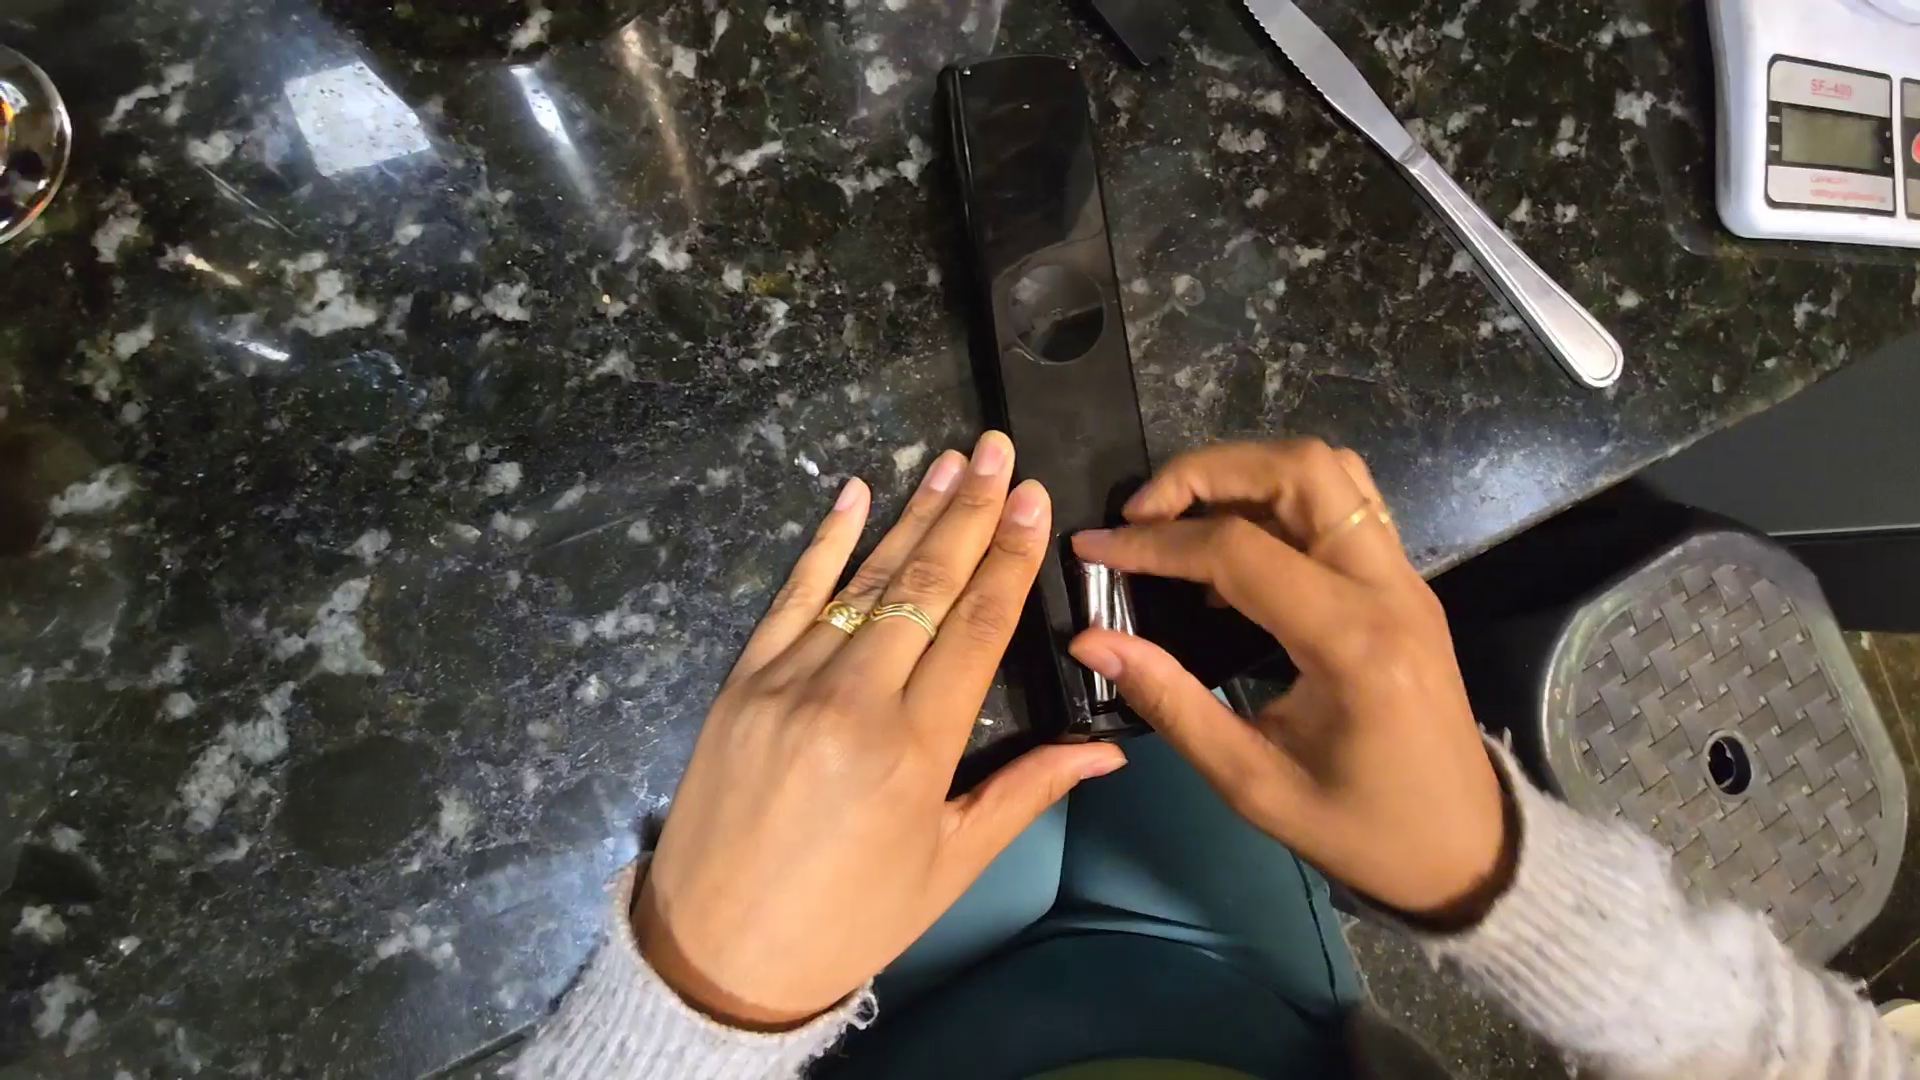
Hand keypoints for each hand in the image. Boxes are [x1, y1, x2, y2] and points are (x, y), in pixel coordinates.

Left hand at [636, 432, 1127, 1029]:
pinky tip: (853, 493)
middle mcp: (855, 699)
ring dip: (913, 515)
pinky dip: (825, 541)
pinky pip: (790, 595)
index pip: (977, 628)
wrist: (717, 955)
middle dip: (971, 512)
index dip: (1009, 558)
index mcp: (916, 749)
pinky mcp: (743, 678)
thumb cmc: (851, 916)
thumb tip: (1108, 752)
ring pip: (866, 580)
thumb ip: (1027, 792)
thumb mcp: (949, 865)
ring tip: (950, 462)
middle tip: (999, 452)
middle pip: (926, 586)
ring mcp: (790, 680)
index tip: (1033, 500)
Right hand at [1068, 440, 1508, 920]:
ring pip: (1327, 470)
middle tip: (1141, 511)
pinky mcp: (1400, 581)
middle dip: (1205, 472)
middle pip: (1299, 470)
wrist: (1467, 851)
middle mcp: (1387, 586)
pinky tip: (1232, 542)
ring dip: (1244, 472)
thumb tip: (1090, 641)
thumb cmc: (1360, 828)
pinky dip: (1276, 495)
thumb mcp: (1250, 782)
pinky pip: (1341, 500)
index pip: (1238, 550)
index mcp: (1351, 642)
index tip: (1094, 548)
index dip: (1153, 543)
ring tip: (1182, 514)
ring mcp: (1402, 576)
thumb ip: (1169, 701)